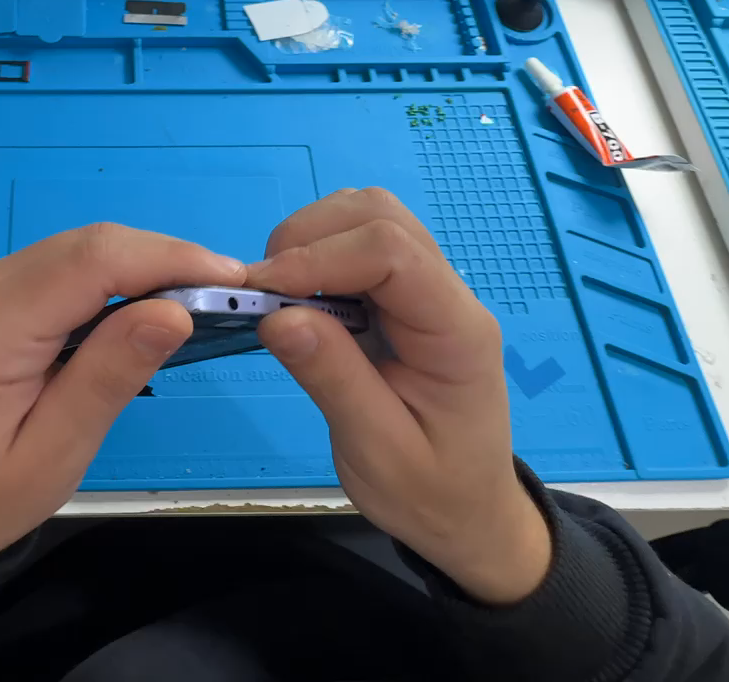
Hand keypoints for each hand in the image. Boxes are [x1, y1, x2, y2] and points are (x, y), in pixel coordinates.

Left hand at [0, 224, 244, 559]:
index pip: (89, 263)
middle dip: (165, 257)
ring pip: (84, 246)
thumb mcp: (54, 453)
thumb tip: (175, 310)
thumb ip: (109, 377)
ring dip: (147, 262)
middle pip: (89, 244)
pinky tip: (153, 297)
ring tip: (202, 293)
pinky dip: (120, 272)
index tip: (230, 278)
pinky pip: (70, 261)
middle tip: (229, 289)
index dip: (165, 258)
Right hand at [248, 189, 550, 604]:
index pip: (391, 252)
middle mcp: (446, 292)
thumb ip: (333, 379)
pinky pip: (358, 238)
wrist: (467, 513)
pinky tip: (299, 291)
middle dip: (309, 235)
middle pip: (379, 214)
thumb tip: (276, 315)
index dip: (318, 258)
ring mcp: (426, 285)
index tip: (261, 292)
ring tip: (279, 289)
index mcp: (455, 331)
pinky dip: (316, 248)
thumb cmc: (429, 492)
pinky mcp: (400, 291)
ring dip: (311, 236)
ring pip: (368, 214)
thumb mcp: (378, 452)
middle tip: (265, 288)